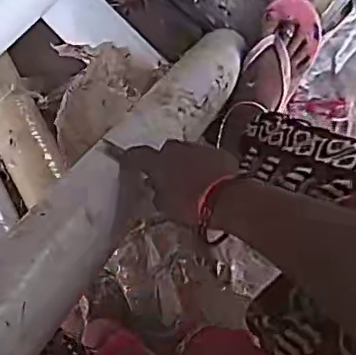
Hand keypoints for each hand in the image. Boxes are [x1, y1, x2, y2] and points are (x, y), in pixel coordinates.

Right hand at [113, 140, 241, 226]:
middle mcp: (176, 149)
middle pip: (165, 151)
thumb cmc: (191, 205)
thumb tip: (157, 188)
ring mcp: (199, 148)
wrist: (230, 198)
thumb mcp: (166, 206)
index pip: (137, 155)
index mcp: (158, 162)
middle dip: (163, 161)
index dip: (129, 158)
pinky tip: (204, 179)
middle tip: (163, 177)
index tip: (125, 160)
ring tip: (186, 180)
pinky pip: (203, 157)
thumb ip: (158, 194)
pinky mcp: (218, 152)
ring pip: (185, 152)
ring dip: (183, 163)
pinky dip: (200, 165)